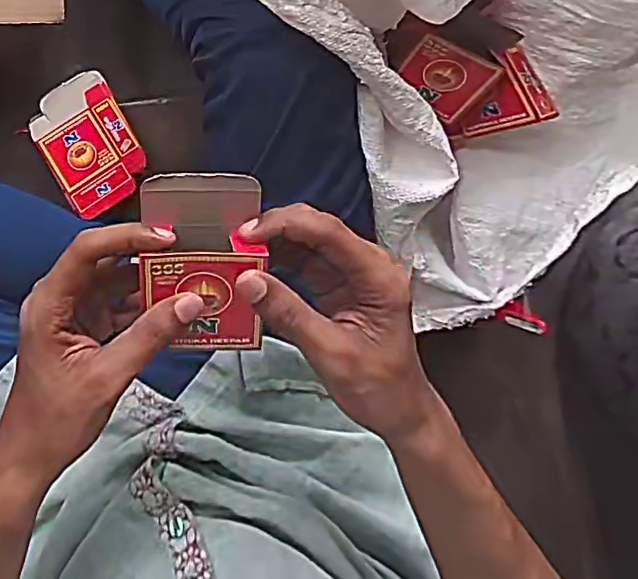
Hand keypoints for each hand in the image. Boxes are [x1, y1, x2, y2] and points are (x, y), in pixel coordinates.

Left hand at [0, 224, 204, 485]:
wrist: (29, 458)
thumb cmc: (54, 421)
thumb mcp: (106, 377)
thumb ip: (149, 336)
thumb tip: (189, 302)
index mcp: (49, 301)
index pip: (86, 249)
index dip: (126, 237)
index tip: (165, 239)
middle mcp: (57, 298)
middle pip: (103, 261)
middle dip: (144, 255)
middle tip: (185, 253)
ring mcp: (71, 312)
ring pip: (113, 282)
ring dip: (147, 281)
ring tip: (186, 277)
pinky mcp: (83, 327)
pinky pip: (116, 305)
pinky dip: (143, 305)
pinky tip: (171, 308)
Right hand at [234, 205, 441, 442]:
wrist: (400, 412)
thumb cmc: (380, 388)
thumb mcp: (331, 353)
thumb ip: (289, 314)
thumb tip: (248, 281)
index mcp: (377, 275)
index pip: (328, 231)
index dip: (285, 225)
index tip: (248, 234)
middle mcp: (367, 263)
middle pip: (316, 227)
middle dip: (275, 228)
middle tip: (237, 241)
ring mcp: (351, 270)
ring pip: (306, 238)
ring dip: (272, 241)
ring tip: (240, 251)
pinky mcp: (336, 280)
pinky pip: (303, 258)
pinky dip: (277, 258)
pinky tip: (255, 265)